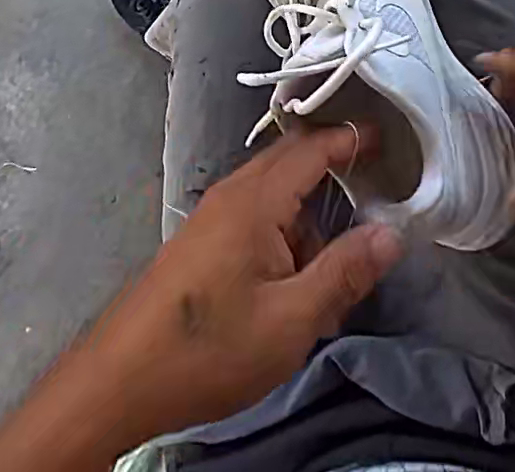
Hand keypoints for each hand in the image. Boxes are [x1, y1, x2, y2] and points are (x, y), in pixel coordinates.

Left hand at [0, 127, 403, 471]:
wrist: (124, 376)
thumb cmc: (211, 347)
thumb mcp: (291, 319)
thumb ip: (344, 271)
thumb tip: (391, 233)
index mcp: (255, 200)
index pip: (310, 149)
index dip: (349, 138)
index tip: (388, 137)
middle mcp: (232, 194)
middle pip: (290, 160)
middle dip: (333, 167)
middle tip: (377, 184)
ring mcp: (214, 214)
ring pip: (274, 192)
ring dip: (310, 212)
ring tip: (339, 260)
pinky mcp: (205, 238)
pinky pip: (257, 215)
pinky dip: (287, 230)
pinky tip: (297, 277)